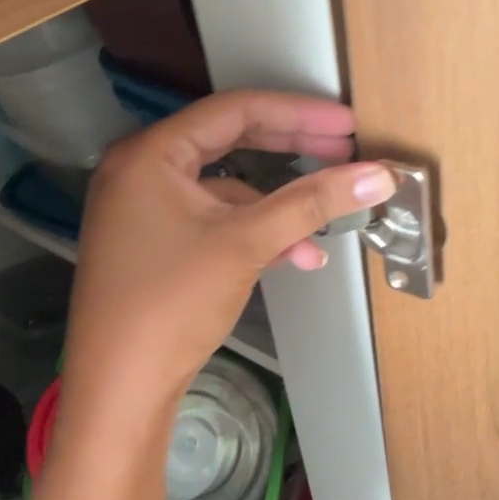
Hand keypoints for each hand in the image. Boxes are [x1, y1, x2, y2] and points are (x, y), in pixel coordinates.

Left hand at [63, 90, 397, 406]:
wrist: (120, 388)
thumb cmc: (171, 303)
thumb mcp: (246, 243)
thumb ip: (311, 203)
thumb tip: (378, 175)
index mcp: (150, 153)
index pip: (234, 110)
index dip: (298, 113)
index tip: (346, 124)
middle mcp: (141, 170)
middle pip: (230, 141)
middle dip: (291, 151)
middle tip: (344, 150)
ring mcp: (144, 208)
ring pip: (225, 187)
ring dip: (276, 206)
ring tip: (323, 227)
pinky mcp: (153, 242)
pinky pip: (212, 219)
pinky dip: (251, 232)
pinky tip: (292, 256)